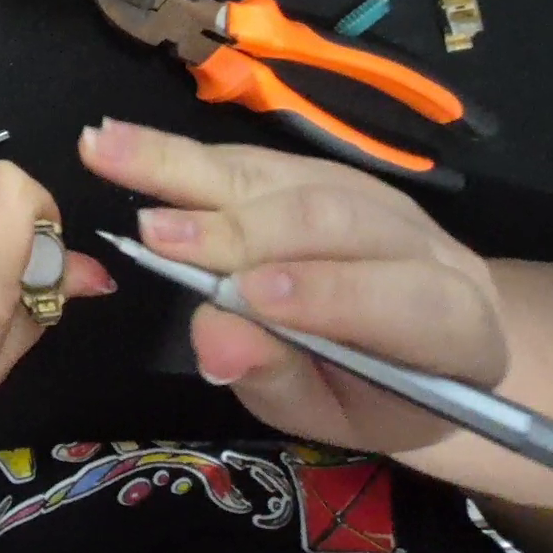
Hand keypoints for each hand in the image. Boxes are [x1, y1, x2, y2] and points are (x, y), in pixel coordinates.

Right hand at [80, 119, 508, 456]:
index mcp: (448, 320)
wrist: (414, 338)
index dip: (325, 293)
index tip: (242, 294)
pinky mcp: (301, 164)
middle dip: (234, 227)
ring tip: (104, 150)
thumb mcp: (328, 411)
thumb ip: (279, 375)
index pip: (398, 298)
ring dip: (180, 164)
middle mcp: (409, 237)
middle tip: (151, 233)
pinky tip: (119, 142)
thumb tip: (215, 344)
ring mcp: (353, 187)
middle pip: (325, 216)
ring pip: (270, 172)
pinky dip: (171, 153)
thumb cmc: (367, 389)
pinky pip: (238, 156)